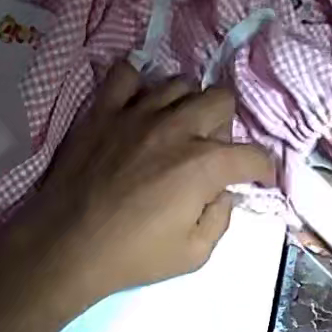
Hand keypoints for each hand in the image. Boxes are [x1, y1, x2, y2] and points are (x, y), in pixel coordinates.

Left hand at [0, 62, 275, 317]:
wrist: (68, 246)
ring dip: (189, 105)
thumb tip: (223, 193)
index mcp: (203, 166)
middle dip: (227, 127)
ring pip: (180, 83)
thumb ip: (220, 219)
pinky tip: (139, 109)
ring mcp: (136, 112)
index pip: (252, 155)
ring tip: (179, 129)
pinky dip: (140, 87)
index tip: (260, 179)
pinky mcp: (103, 110)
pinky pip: (127, 74)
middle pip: (221, 100)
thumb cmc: (134, 257)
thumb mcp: (194, 255)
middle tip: (213, 152)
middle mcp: (176, 128)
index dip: (264, 169)